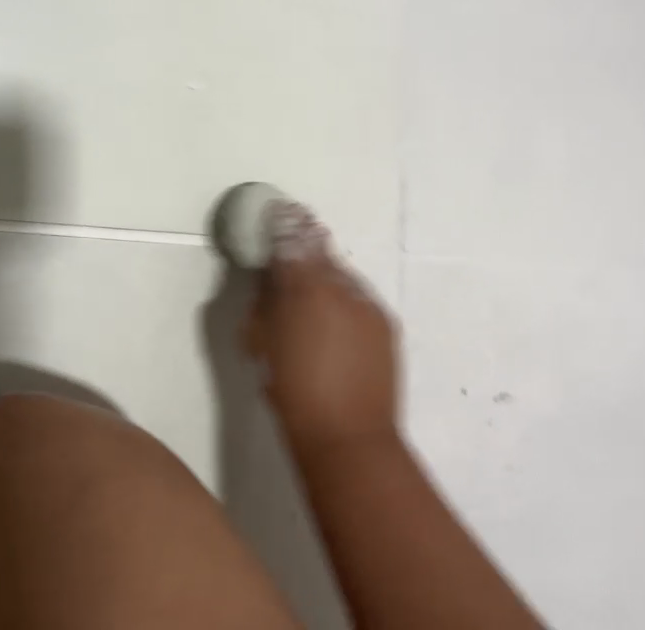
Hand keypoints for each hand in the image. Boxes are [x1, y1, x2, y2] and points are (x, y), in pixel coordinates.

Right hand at [241, 203, 400, 455]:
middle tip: (292, 229)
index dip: (284, 224)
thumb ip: (265, 298)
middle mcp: (342, 288)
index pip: (292, 242)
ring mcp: (369, 307)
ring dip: (324, 270)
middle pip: (321, 252)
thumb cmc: (288, 386)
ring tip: (309, 276)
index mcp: (305, 288)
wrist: (346, 436)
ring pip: (341, 275)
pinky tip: (329, 312)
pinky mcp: (385, 328)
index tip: (278, 208)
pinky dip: (341, 295)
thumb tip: (271, 276)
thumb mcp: (259, 338)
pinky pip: (356, 297)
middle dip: (305, 241)